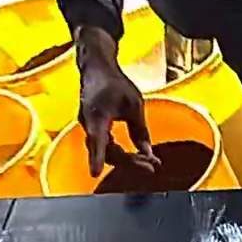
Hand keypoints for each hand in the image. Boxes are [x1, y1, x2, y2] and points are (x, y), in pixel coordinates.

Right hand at [74, 26, 153, 177]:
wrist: (97, 68)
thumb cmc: (115, 83)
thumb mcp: (135, 105)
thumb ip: (141, 131)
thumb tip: (149, 154)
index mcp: (96, 114)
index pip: (96, 140)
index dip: (96, 158)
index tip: (94, 173)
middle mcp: (88, 123)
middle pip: (107, 152)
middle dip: (130, 162)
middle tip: (152, 167)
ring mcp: (90, 127)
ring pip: (107, 152)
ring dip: (128, 160)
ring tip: (150, 163)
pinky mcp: (94, 129)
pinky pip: (106, 147)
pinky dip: (122, 154)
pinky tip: (139, 157)